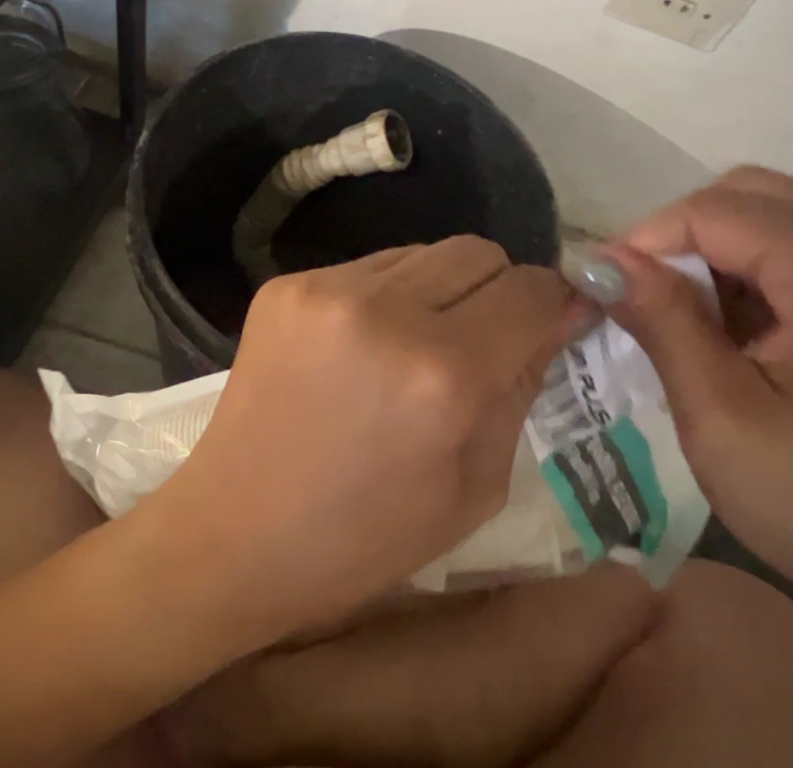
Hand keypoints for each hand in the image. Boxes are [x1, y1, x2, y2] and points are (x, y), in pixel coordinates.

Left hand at [146, 237, 578, 637]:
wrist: (234, 537)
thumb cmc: (365, 540)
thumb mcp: (475, 487)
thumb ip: (522, 389)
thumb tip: (557, 318)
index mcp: (445, 373)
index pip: (533, 290)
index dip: (556, 304)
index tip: (551, 326)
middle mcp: (387, 310)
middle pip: (481, 252)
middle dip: (500, 292)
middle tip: (483, 342)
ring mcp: (327, 290)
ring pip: (425, 252)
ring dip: (441, 290)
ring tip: (416, 348)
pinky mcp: (285, 286)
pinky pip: (370, 267)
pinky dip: (388, 297)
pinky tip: (364, 349)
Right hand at [603, 167, 792, 625]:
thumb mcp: (722, 421)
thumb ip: (662, 324)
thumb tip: (601, 261)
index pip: (725, 210)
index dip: (649, 236)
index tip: (601, 284)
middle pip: (760, 197)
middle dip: (685, 240)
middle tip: (642, 303)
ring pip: (786, 219)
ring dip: (723, 260)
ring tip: (695, 331)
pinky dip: (764, 278)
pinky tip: (748, 338)